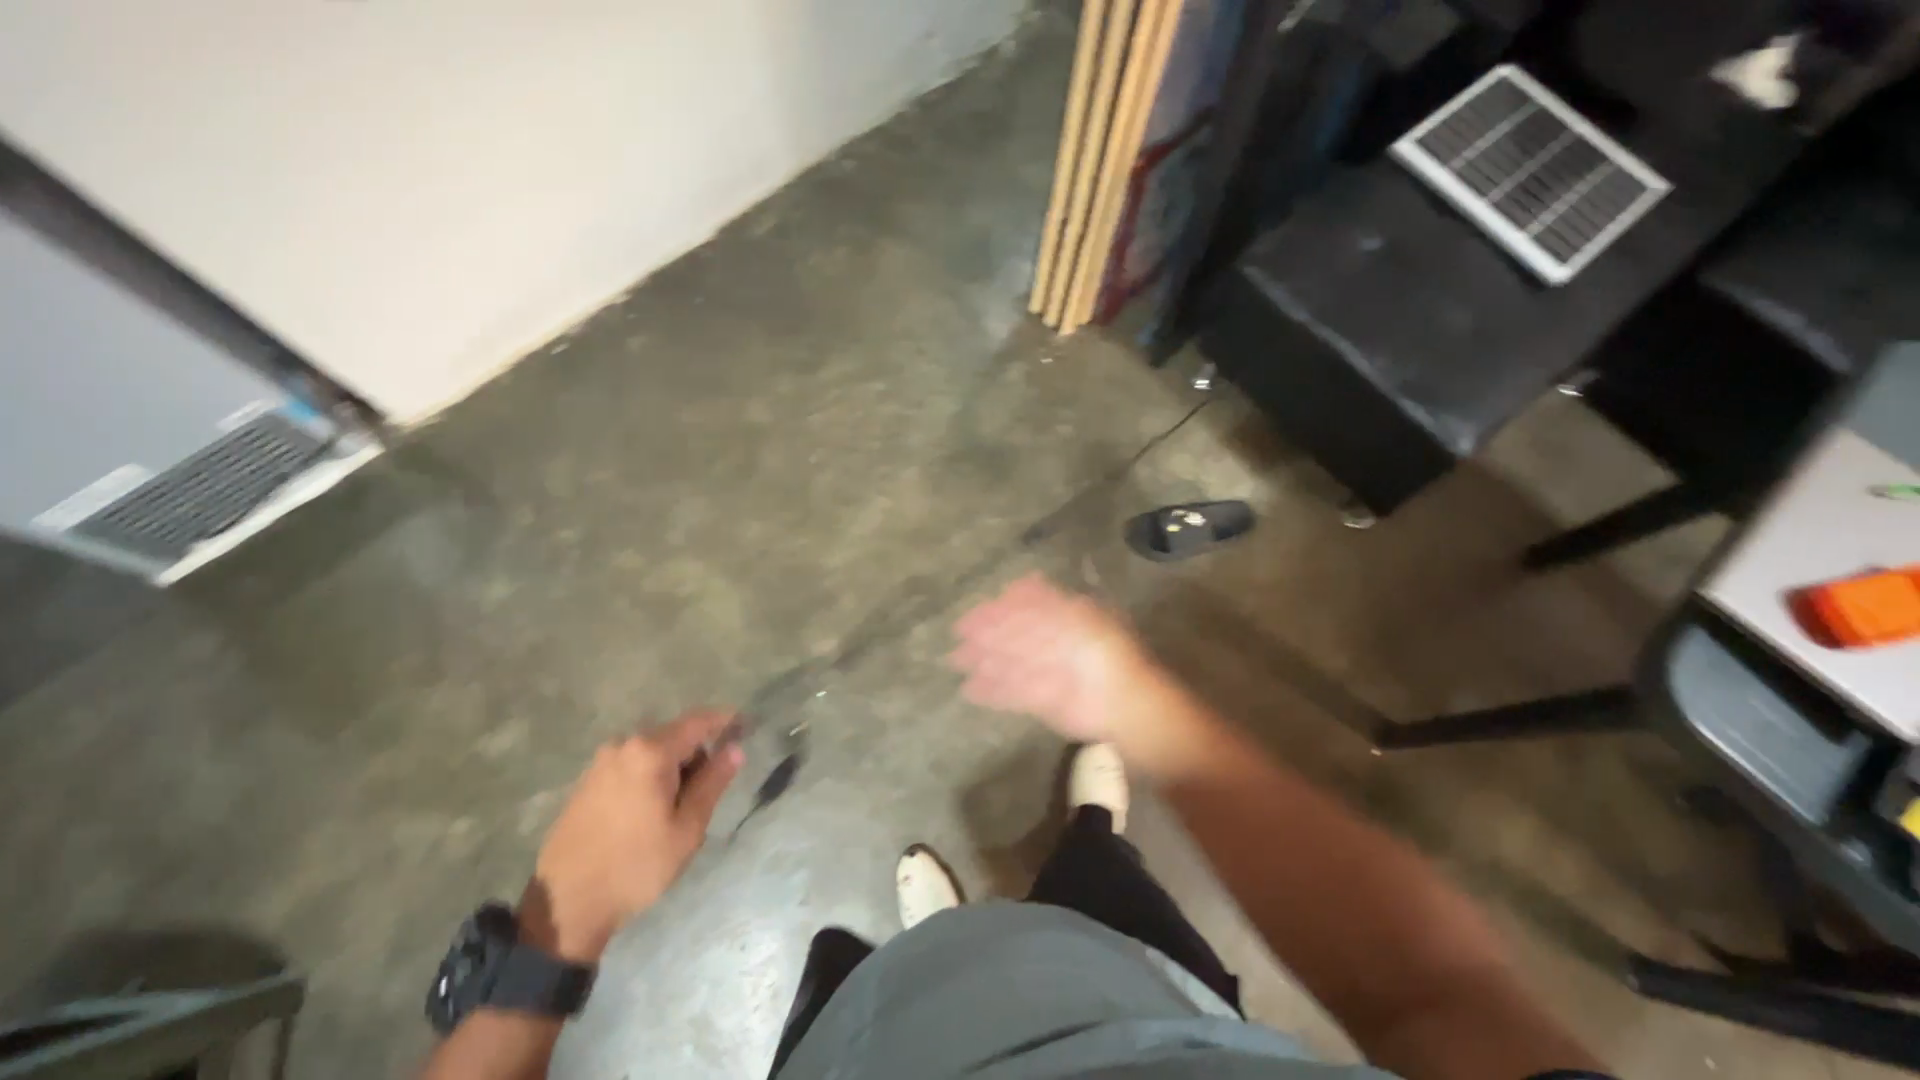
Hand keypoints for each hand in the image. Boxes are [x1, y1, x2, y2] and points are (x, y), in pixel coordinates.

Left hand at [517, 709, 742, 964]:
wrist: (566, 901)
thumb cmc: (636, 865)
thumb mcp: (687, 828)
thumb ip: (713, 782)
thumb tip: (735, 749)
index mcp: (650, 752)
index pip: (697, 722)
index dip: (724, 720)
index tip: (745, 725)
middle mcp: (622, 746)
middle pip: (673, 737)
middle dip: (696, 754)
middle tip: (710, 791)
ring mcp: (600, 763)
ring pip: (650, 753)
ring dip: (672, 768)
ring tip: (679, 809)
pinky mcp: (586, 782)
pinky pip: (630, 766)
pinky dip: (649, 777)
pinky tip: (650, 812)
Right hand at [949, 574, 1160, 744]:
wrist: (1126, 707)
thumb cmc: (1107, 657)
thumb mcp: (1079, 620)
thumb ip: (1049, 603)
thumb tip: (1022, 580)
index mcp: (1067, 622)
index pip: (1028, 611)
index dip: (1000, 610)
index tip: (974, 611)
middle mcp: (1056, 646)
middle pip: (1016, 638)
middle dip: (987, 636)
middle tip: (958, 633)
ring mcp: (1050, 673)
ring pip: (1010, 665)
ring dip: (984, 661)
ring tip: (957, 660)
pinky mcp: (1045, 702)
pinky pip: (1014, 694)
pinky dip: (993, 690)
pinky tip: (970, 688)